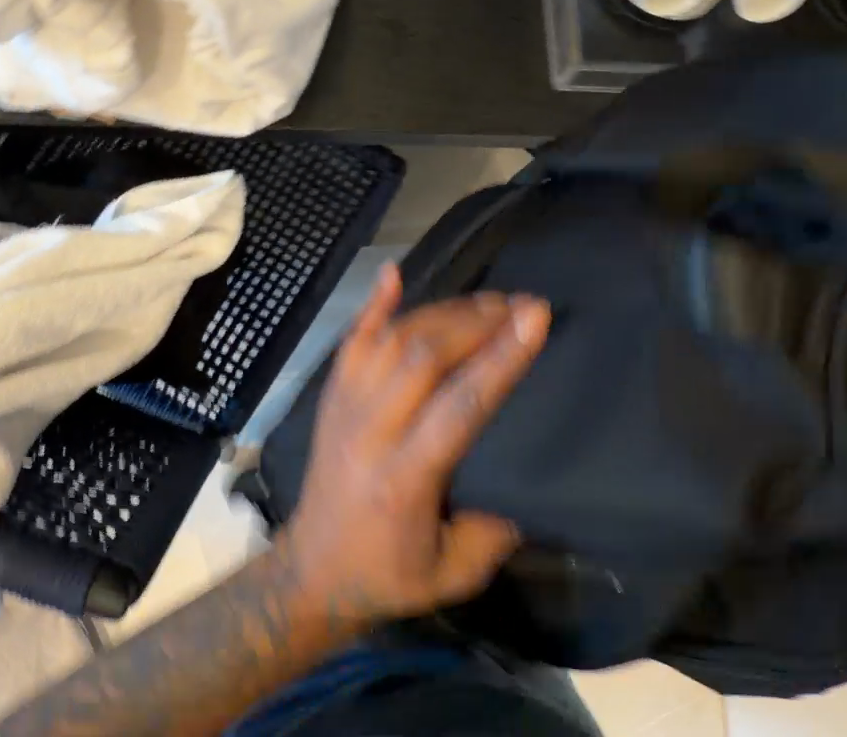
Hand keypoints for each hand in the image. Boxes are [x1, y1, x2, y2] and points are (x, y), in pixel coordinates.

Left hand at [279, 264, 549, 627]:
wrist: (311, 571)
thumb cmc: (389, 574)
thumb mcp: (454, 574)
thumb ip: (495, 530)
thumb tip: (530, 480)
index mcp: (404, 478)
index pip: (460, 404)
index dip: (500, 356)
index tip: (535, 317)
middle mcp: (370, 432)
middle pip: (423, 357)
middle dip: (477, 322)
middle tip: (521, 304)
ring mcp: (344, 408)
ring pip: (390, 339)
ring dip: (442, 312)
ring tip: (488, 301)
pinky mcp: (330, 397)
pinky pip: (351, 341)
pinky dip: (373, 305)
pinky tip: (394, 273)